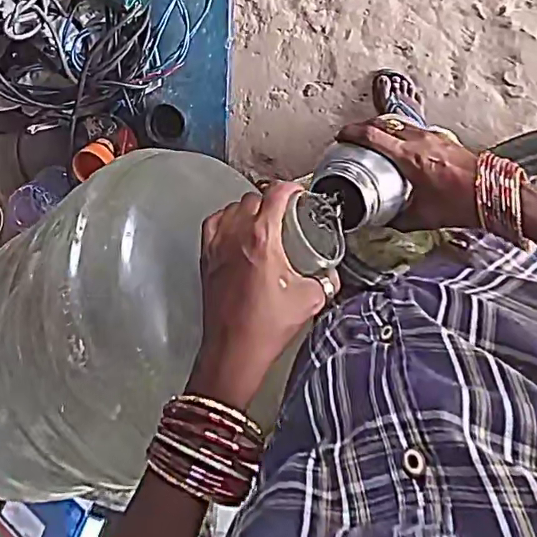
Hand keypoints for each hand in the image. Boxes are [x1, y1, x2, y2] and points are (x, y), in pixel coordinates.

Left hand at [189, 181, 335, 410]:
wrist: (234, 348)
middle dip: (271, 200)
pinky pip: (213, 223)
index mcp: (262, 238)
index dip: (290, 188)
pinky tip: (234, 229)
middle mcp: (236, 234)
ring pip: (231, 207)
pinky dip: (225, 219)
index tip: (297, 192)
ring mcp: (217, 244)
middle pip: (253, 198)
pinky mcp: (206, 257)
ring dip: (248, 209)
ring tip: (261, 220)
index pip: (275, 194)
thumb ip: (325, 280)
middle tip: (284, 211)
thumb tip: (330, 276)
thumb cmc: (264, 326)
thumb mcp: (310, 299)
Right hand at [337, 117, 485, 229]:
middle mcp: (419, 141)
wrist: (497, 195)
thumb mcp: (424, 217)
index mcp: (409, 157)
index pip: (371, 134)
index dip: (351, 132)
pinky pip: (414, 128)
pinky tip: (401, 145)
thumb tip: (383, 220)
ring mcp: (433, 136)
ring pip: (398, 122)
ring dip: (382, 126)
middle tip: (353, 135)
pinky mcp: (443, 138)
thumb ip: (398, 218)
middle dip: (363, 126)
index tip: (341, 136)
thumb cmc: (464, 204)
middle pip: (382, 122)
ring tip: (374, 137)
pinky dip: (400, 132)